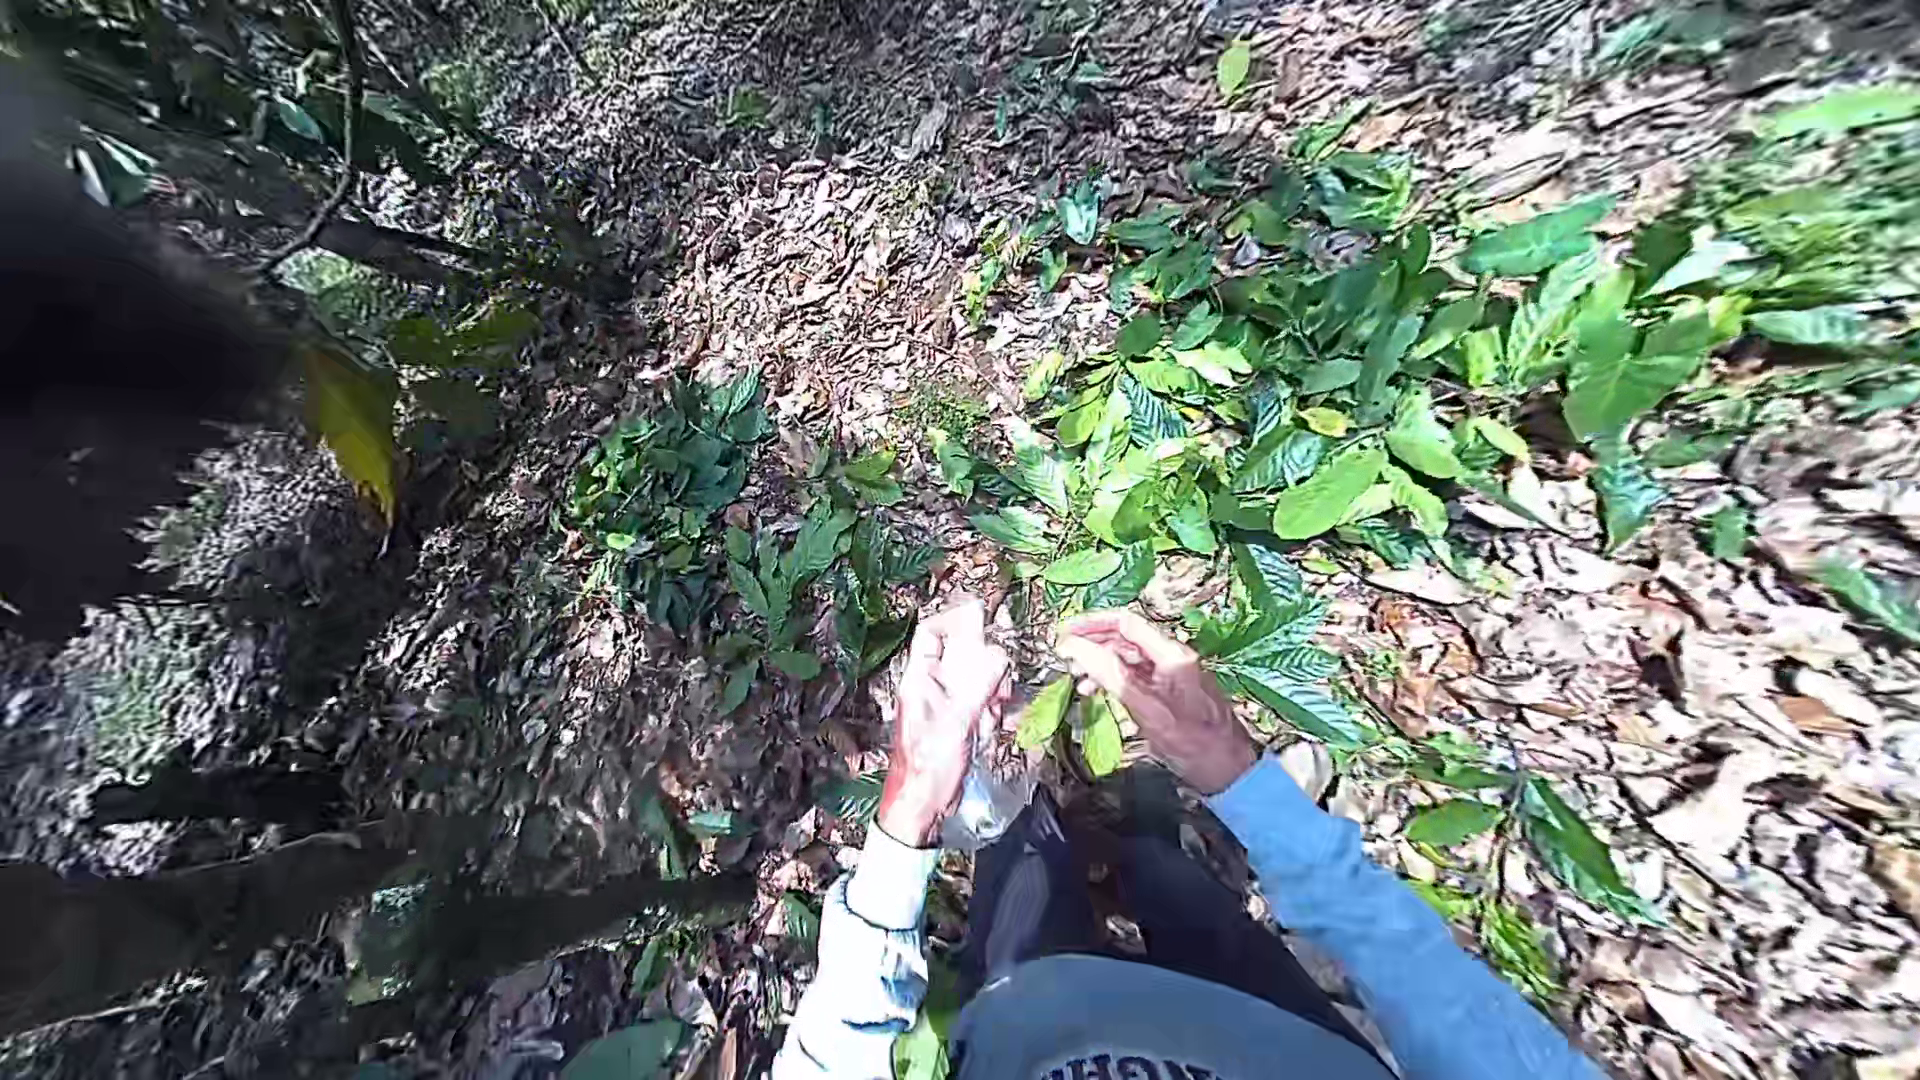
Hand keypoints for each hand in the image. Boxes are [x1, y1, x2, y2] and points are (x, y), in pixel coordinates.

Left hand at [877, 594, 1011, 846]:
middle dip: (986, 666)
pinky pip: (983, 703)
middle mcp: (933, 685)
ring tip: (994, 713)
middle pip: (964, 654)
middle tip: (998, 686)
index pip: (932, 632)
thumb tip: (998, 653)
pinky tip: (992, 728)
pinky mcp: (961, 721)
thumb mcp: (956, 722)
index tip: (983, 617)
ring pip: (979, 678)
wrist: (922, 808)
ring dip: (992, 692)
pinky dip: (992, 712)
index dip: (954, 620)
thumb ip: (978, 686)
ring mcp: (948, 703)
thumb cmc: (928, 765)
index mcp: (920, 678)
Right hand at [1057, 610, 1254, 794]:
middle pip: (1125, 636)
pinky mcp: (1169, 689)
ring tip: (1077, 678)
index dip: (1092, 623)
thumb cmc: (1193, 745)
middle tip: (1065, 655)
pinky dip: (1113, 678)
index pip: (1125, 622)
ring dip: (1099, 662)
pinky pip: (1135, 674)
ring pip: (1127, 656)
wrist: (1231, 773)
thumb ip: (1111, 675)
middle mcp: (1172, 657)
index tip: (1066, 633)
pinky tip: (1097, 690)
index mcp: (1171, 655)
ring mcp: (1171, 672)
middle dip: (1092, 642)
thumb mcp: (1147, 710)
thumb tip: (1075, 647)